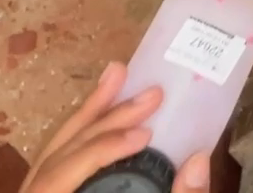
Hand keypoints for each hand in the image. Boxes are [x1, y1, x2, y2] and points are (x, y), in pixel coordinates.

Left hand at [19, 62, 208, 192]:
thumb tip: (199, 161)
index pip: (56, 181)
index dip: (99, 153)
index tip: (145, 135)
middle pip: (55, 158)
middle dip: (104, 120)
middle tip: (153, 94)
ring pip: (53, 153)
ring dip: (89, 113)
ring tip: (119, 72)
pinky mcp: (56, 191)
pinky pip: (57, 161)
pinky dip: (82, 130)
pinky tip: (106, 106)